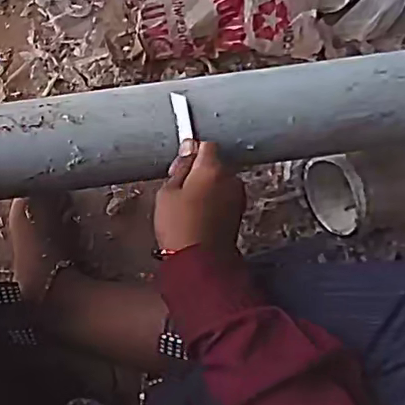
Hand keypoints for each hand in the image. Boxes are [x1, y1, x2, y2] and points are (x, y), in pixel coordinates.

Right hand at [154, 140, 244, 254]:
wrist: (199, 259)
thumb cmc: (179, 227)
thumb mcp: (166, 193)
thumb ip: (180, 167)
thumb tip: (187, 151)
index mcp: (211, 169)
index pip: (205, 145)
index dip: (190, 152)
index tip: (179, 163)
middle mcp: (230, 178)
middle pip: (214, 163)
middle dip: (197, 170)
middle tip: (177, 188)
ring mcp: (237, 195)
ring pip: (219, 180)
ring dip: (206, 185)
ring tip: (187, 204)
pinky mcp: (238, 210)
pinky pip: (223, 195)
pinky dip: (213, 199)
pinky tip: (197, 214)